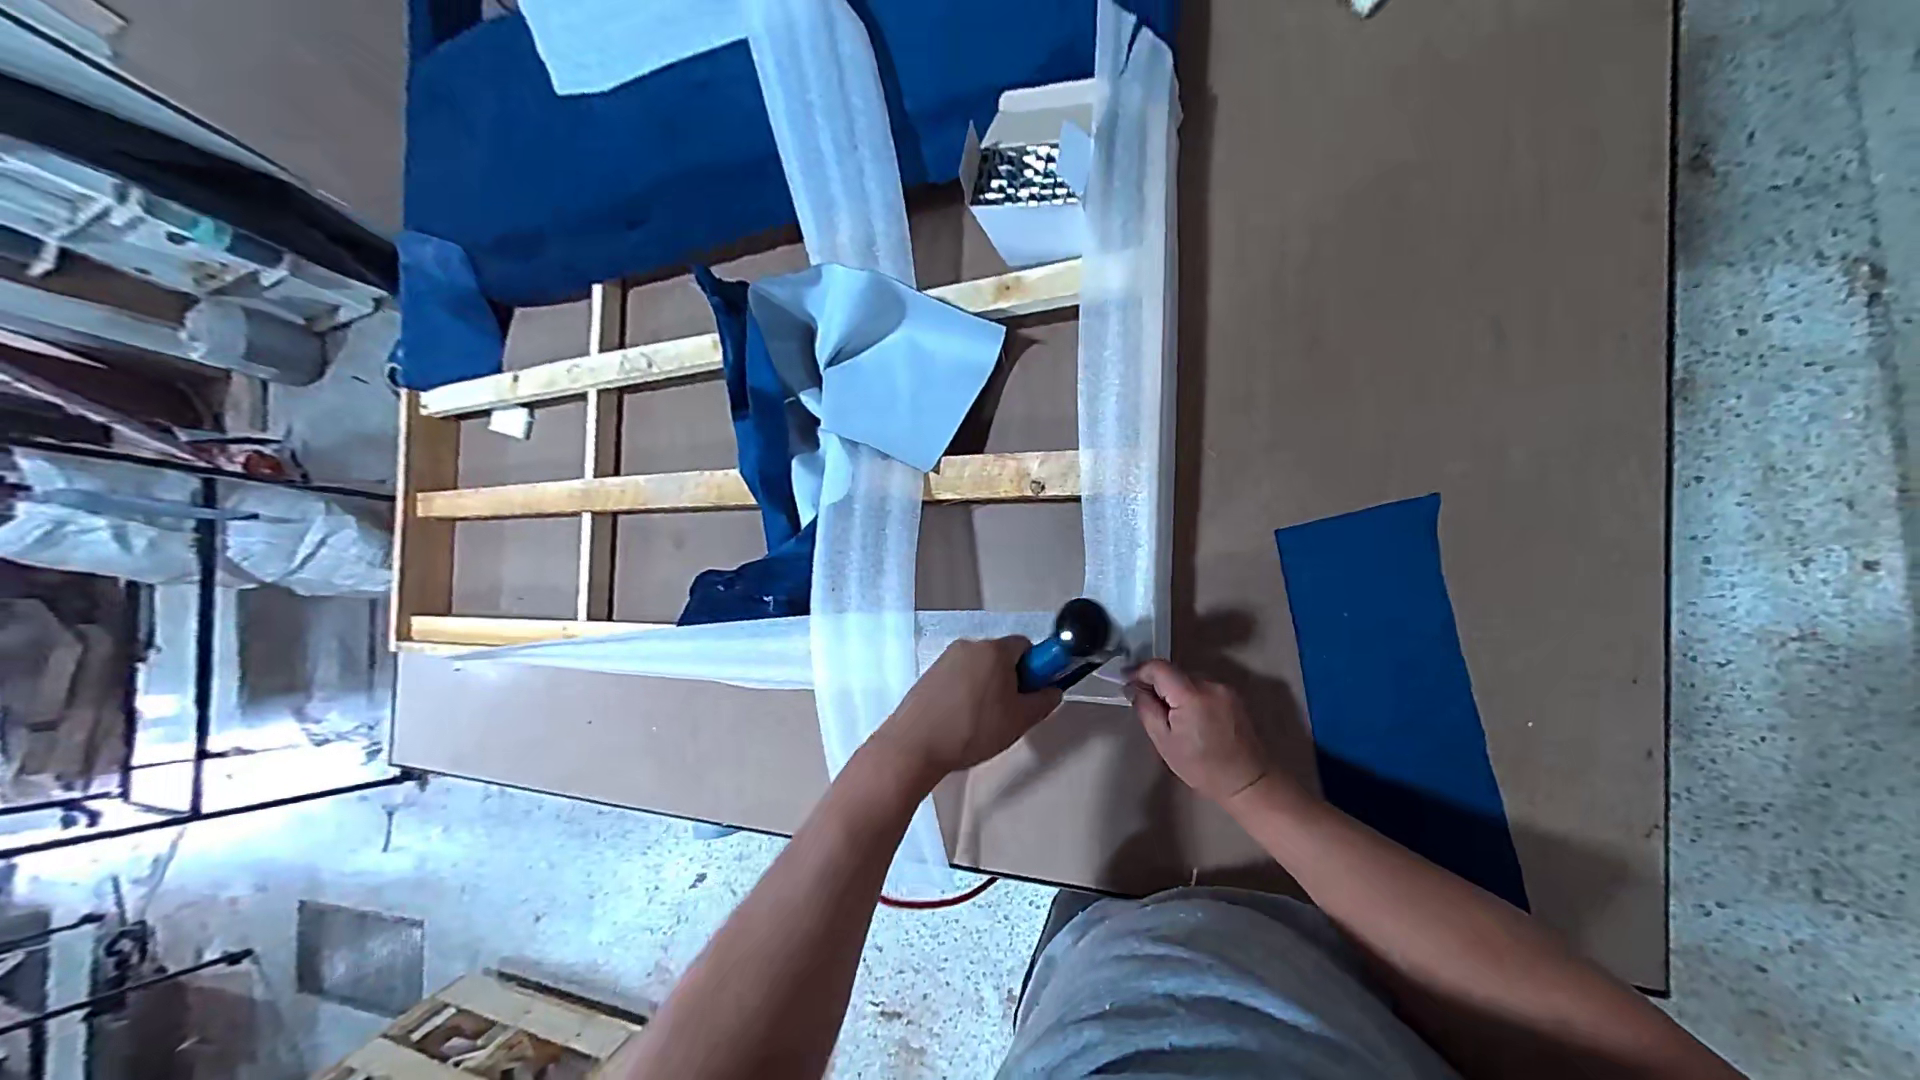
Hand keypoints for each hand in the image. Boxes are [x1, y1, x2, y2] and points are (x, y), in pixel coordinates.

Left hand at [875, 637, 1063, 778]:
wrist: (914, 745)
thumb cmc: (971, 730)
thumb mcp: (1020, 720)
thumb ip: (1044, 701)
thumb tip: (1051, 690)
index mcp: (994, 650)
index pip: (1027, 646)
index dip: (1036, 668)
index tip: (1032, 692)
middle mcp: (969, 646)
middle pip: (1001, 656)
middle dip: (1011, 679)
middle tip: (1010, 711)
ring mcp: (946, 658)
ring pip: (979, 667)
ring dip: (987, 687)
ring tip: (983, 721)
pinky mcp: (930, 673)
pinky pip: (959, 676)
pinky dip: (966, 692)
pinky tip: (962, 720)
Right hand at [1129, 659, 1281, 803]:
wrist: (1248, 781)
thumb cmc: (1202, 767)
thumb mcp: (1164, 742)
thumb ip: (1146, 708)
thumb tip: (1134, 687)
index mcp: (1192, 695)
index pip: (1159, 667)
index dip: (1139, 671)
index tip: (1127, 682)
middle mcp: (1211, 684)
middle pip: (1174, 672)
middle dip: (1157, 685)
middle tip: (1148, 705)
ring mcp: (1225, 689)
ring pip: (1188, 679)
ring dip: (1174, 690)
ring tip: (1171, 716)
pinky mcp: (1233, 696)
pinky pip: (1202, 687)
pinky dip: (1190, 695)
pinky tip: (1191, 718)